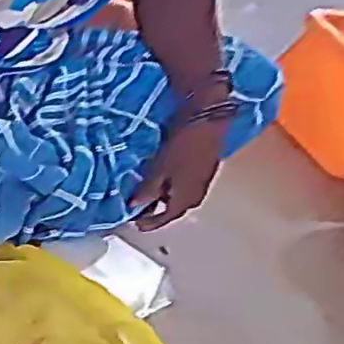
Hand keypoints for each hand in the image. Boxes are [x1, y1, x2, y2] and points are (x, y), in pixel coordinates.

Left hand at [129, 117, 227, 231]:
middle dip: (158, 212)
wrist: (208, 118)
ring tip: (149, 195)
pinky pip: (186, 186)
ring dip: (165, 199)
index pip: (165, 218)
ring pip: (181, 197)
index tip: (137, 224)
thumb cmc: (181, 146)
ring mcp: (203, 181)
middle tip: (141, 211)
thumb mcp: (158, 171)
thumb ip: (146, 191)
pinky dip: (173, 188)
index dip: (150, 223)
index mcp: (185, 199)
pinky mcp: (205, 168)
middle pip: (174, 209)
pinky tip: (163, 181)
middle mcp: (197, 194)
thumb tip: (135, 205)